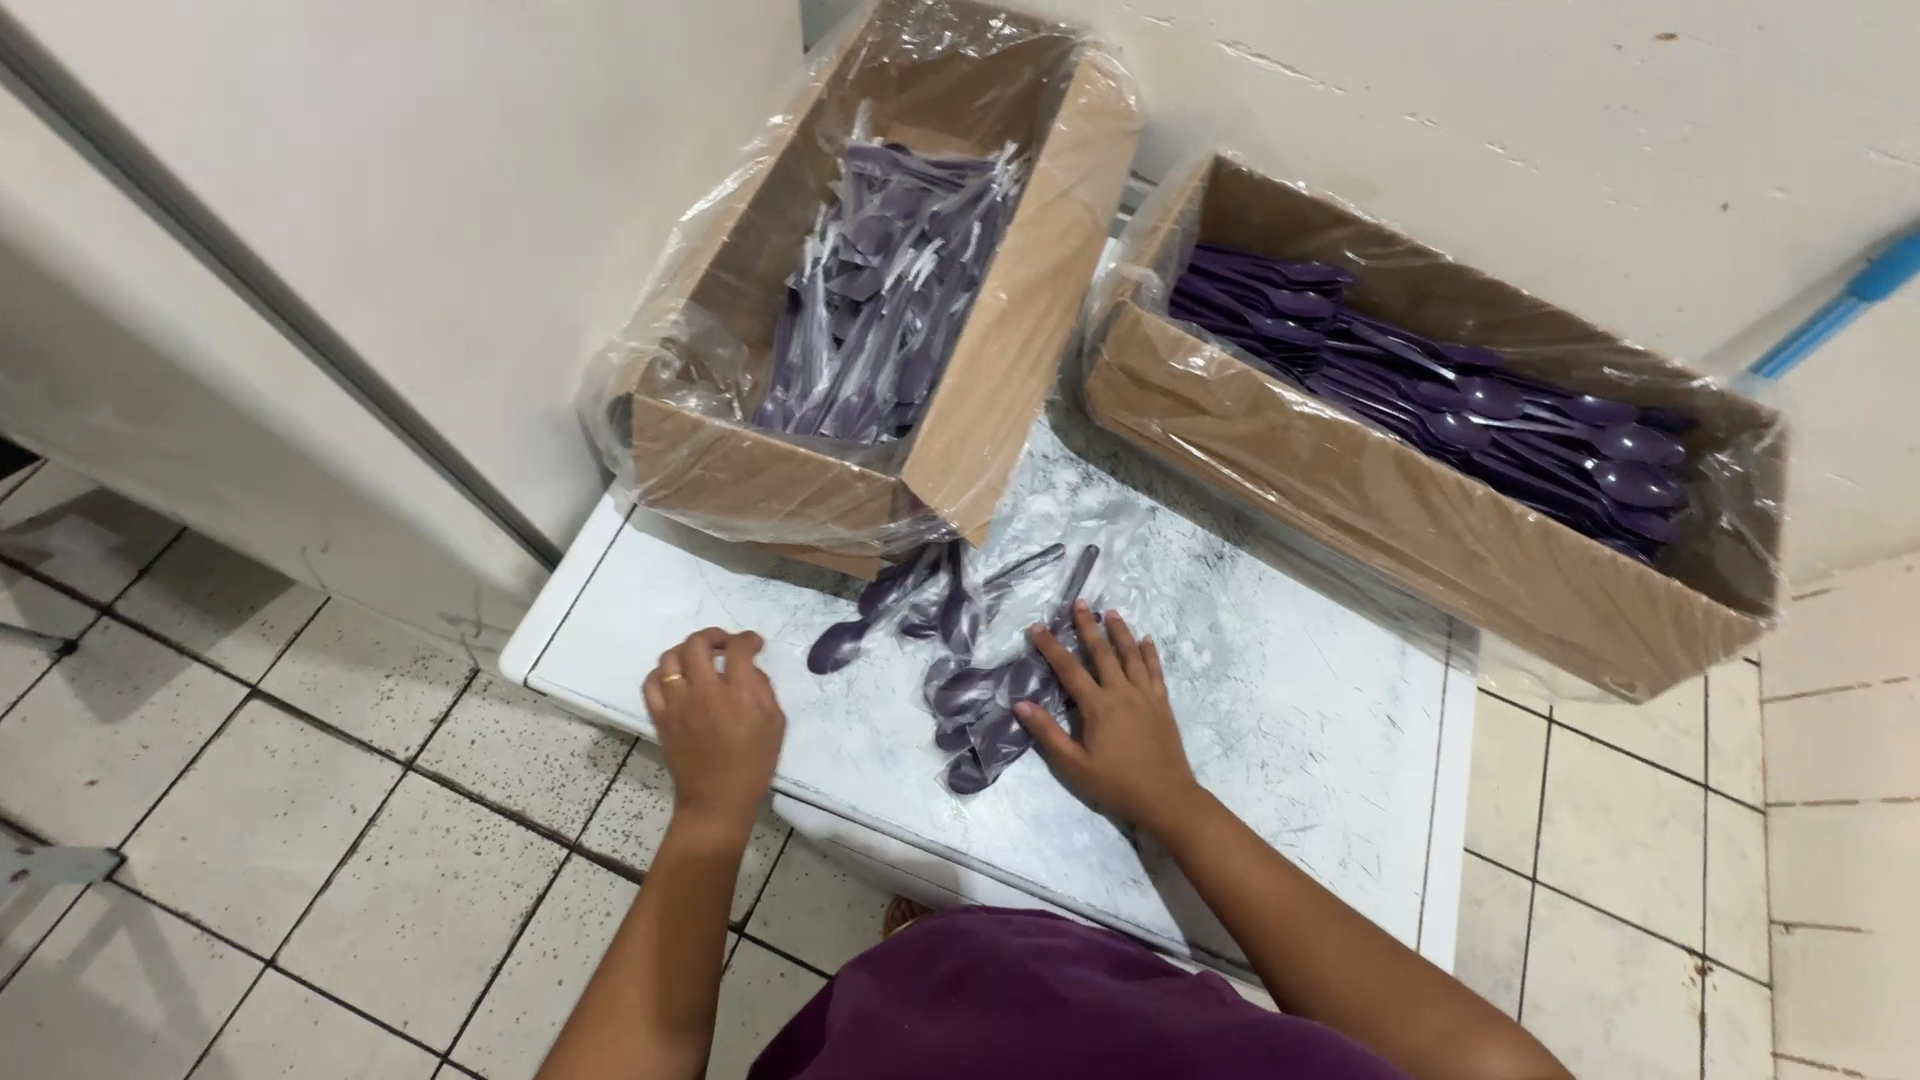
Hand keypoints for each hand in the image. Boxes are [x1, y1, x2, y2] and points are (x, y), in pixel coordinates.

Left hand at [642, 628, 786, 836]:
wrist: (717, 798)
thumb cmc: (754, 763)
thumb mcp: (776, 723)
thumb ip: (763, 689)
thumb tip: (749, 670)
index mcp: (738, 693)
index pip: (738, 648)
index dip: (748, 639)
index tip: (754, 644)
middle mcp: (704, 691)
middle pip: (698, 644)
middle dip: (714, 635)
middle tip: (725, 644)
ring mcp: (677, 703)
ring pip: (670, 658)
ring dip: (686, 650)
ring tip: (699, 658)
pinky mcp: (661, 717)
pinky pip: (651, 683)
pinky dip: (663, 672)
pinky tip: (676, 678)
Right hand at [1012, 601, 1204, 833]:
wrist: (1166, 798)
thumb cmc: (1116, 784)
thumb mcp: (1074, 765)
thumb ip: (1047, 733)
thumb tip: (1021, 704)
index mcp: (1098, 706)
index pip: (1069, 669)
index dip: (1051, 647)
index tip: (1037, 627)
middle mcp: (1122, 693)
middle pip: (1102, 652)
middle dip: (1088, 626)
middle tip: (1080, 602)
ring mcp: (1146, 696)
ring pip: (1131, 655)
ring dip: (1120, 632)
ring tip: (1112, 612)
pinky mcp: (1162, 704)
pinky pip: (1155, 671)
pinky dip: (1150, 653)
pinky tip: (1146, 640)